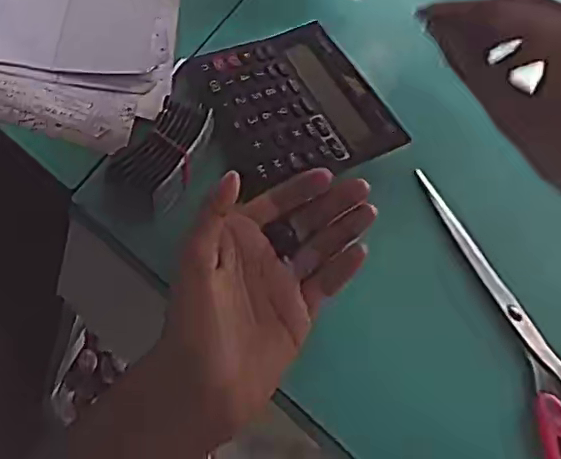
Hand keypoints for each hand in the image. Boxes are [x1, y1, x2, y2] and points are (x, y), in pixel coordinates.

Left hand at [145, 169, 374, 449]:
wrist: (204, 386)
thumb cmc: (192, 319)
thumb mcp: (194, 258)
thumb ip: (212, 214)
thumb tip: (231, 176)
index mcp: (238, 237)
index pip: (275, 203)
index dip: (301, 188)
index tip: (325, 174)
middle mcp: (264, 254)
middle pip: (305, 221)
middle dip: (332, 203)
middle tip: (360, 187)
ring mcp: (283, 283)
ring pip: (320, 247)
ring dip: (344, 228)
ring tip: (368, 211)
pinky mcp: (298, 312)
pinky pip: (325, 283)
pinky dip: (343, 267)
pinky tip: (359, 251)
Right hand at [421, 0, 560, 289]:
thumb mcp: (518, 121)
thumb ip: (473, 69)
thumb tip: (446, 38)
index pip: (504, 11)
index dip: (460, 12)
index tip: (436, 16)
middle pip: (531, 5)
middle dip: (487, 19)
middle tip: (456, 34)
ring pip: (558, 16)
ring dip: (518, 31)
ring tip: (491, 57)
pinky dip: (552, 41)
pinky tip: (532, 67)